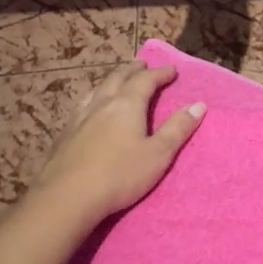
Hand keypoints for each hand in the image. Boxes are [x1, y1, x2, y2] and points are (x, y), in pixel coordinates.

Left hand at [33, 62, 205, 223]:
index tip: (172, 70)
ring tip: (116, 80)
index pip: (145, 81)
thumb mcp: (158, 154)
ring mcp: (79, 119)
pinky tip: (89, 109)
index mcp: (126, 106)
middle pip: (117, 79)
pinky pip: (81, 106)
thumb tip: (198, 104)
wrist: (66, 198)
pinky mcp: (64, 136)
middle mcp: (101, 105)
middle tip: (142, 64)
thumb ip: (178, 128)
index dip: (160, 73)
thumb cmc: (119, 175)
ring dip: (110, 81)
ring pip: (96, 91)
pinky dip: (93, 99)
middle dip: (132, 70)